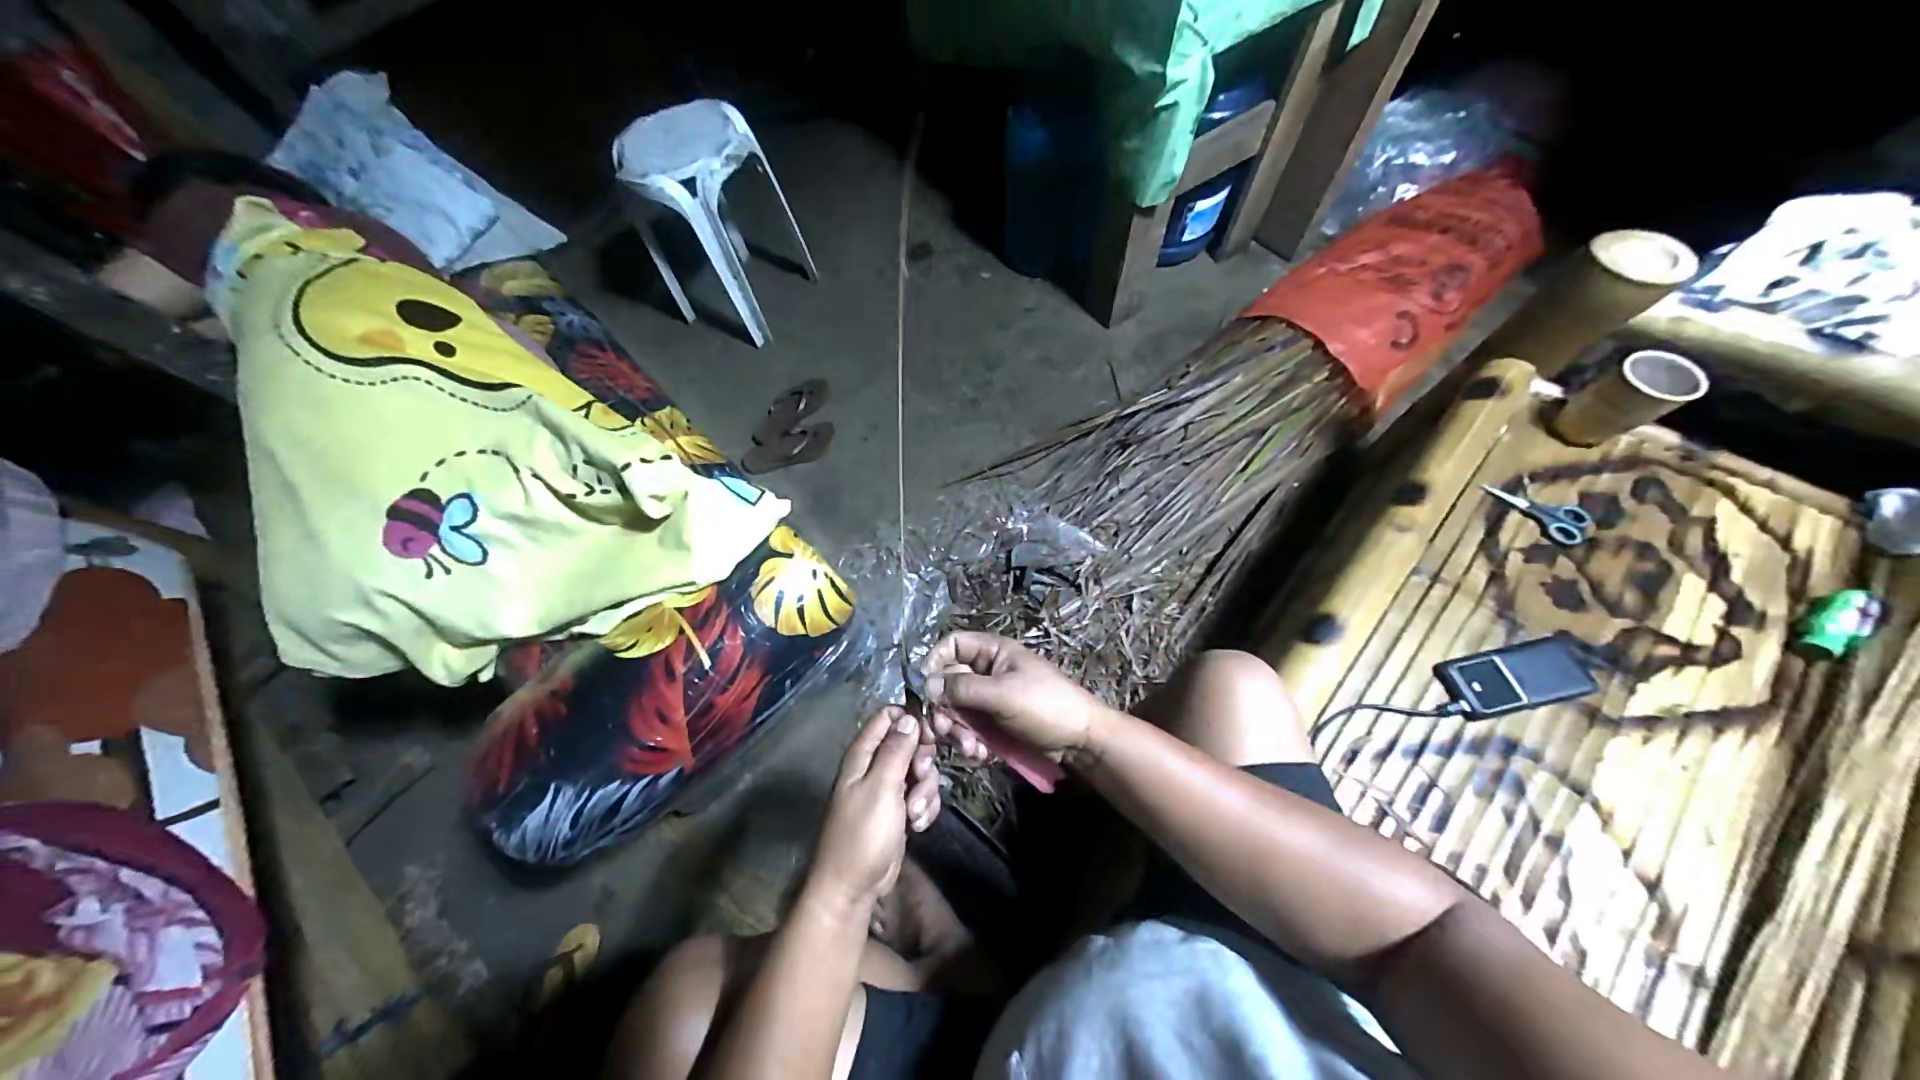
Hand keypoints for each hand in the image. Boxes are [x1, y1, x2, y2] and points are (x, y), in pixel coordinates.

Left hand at [807, 708, 934, 917]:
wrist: (854, 886)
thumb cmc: (863, 833)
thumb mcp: (882, 787)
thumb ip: (896, 750)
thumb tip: (908, 717)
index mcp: (862, 755)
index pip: (887, 717)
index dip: (910, 720)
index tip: (928, 735)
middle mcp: (874, 767)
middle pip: (910, 744)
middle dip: (923, 762)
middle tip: (920, 778)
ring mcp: (887, 790)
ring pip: (920, 772)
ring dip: (925, 792)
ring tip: (914, 814)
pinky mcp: (899, 811)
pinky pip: (921, 796)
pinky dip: (924, 809)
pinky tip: (917, 826)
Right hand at [920, 632, 1106, 766]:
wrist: (1080, 740)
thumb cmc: (1044, 705)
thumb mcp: (1002, 693)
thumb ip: (962, 688)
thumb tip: (926, 685)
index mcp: (993, 652)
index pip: (952, 645)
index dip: (935, 662)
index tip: (925, 687)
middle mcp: (987, 672)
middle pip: (948, 683)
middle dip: (945, 708)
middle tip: (944, 729)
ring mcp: (990, 699)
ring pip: (957, 710)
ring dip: (957, 731)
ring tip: (970, 748)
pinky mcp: (994, 724)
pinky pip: (970, 729)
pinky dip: (971, 742)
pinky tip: (981, 754)